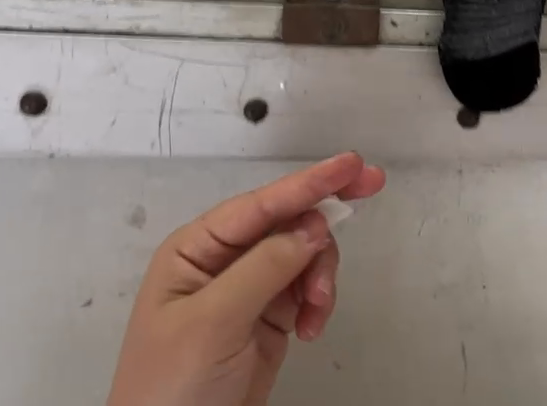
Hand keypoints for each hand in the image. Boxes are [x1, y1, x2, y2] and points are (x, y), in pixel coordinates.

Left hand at [107, 153, 388, 405]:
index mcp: (196, 249)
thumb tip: (314, 226)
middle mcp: (224, 260)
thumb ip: (265, 267)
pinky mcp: (269, 319)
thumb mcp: (213, 323)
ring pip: (304, 255)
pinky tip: (311, 329)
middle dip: (326, 212)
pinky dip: (317, 303)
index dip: (309, 181)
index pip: (261, 204)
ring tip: (317, 311)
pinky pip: (307, 290)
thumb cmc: (173, 385)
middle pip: (287, 220)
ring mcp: (249, 290)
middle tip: (373, 183)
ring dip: (320, 275)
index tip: (352, 163)